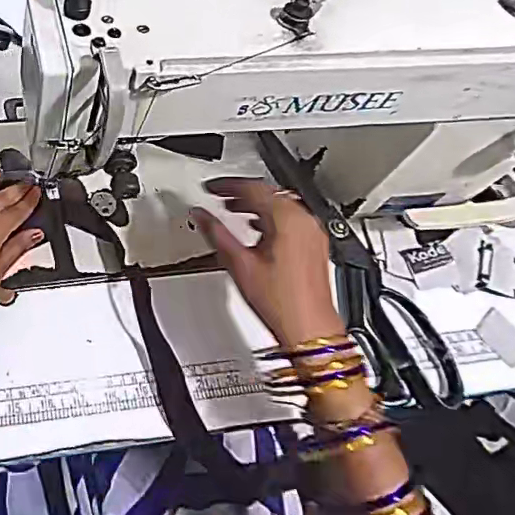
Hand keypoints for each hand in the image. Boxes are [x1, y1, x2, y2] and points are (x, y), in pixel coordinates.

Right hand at [191, 177, 340, 345]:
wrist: (309, 329)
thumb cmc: (281, 302)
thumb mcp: (239, 263)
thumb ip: (216, 233)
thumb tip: (199, 215)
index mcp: (287, 219)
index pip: (253, 188)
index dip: (228, 185)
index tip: (212, 187)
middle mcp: (304, 221)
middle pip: (269, 193)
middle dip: (242, 193)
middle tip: (220, 195)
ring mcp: (312, 233)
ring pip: (281, 205)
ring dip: (256, 204)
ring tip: (233, 209)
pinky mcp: (315, 245)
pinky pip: (291, 219)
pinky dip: (270, 217)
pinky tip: (256, 228)